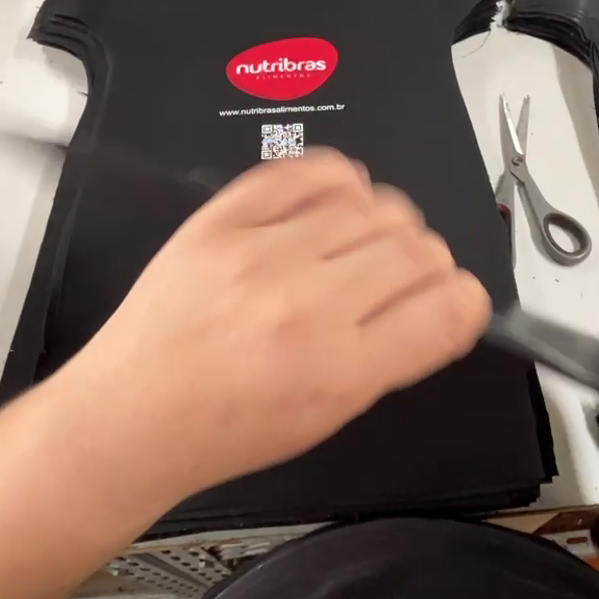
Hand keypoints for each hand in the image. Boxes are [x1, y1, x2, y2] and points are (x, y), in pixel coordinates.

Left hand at [43, 150, 491, 508]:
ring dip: (386, 220)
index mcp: (339, 371)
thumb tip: (437, 301)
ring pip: (373, 203)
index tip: (455, 298)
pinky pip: (305, 170)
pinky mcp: (223, 219)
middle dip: (427, 260)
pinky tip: (338, 196)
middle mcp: (305, 306)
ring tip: (366, 239)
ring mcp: (260, 254)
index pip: (448, 308)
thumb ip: (391, 356)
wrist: (131, 415)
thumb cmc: (221, 428)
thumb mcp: (327, 419)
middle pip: (417, 248)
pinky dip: (337, 177)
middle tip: (406, 271)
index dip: (467, 298)